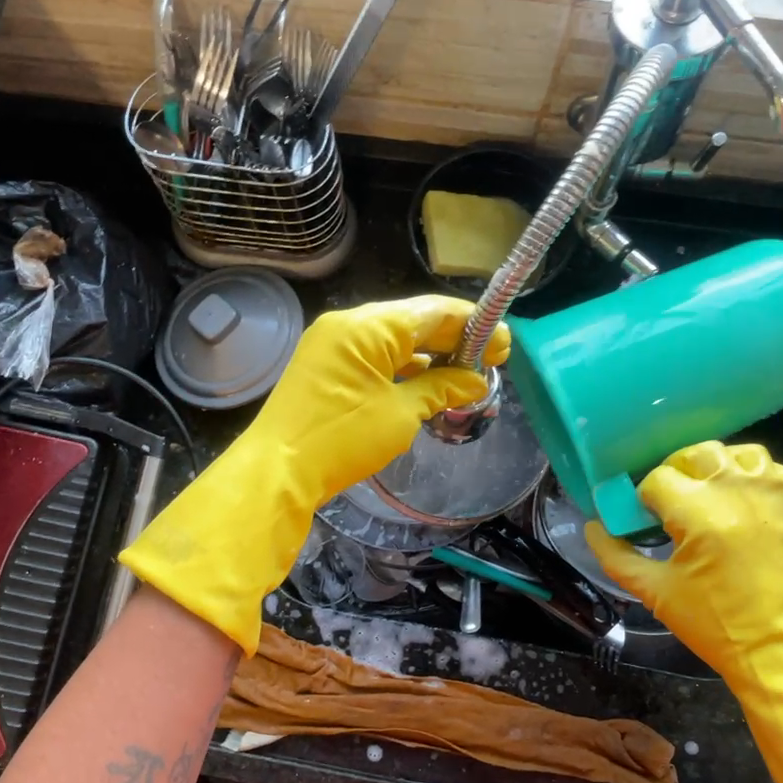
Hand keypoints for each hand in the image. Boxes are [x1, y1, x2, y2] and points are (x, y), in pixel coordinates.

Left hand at [250, 296, 511, 499]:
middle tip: (493, 361)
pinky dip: (401, 367)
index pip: (433, 311)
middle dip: (454, 340)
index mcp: (366, 326)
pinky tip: (428, 383)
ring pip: (393, 339)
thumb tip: (474, 380)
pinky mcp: (324, 366)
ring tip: (466, 375)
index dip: (474, 325)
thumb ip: (440, 389)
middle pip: (413, 321)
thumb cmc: (342, 440)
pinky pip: (372, 356)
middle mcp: (347, 325)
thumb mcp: (401, 415)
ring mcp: (331, 344)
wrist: (277, 471)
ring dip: (429, 355)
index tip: (504, 344)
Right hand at [583, 441, 782, 674]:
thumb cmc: (708, 621)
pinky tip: (736, 495)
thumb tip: (592, 529)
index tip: (642, 520)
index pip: (658, 480)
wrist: (770, 646)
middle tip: (667, 503)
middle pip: (695, 454)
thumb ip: (615, 555)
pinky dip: (752, 473)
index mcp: (698, 514)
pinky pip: (771, 468)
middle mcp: (733, 494)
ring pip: (734, 453)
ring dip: (713, 466)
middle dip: (674, 473)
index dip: (643, 498)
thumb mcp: (652, 590)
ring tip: (702, 491)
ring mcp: (765, 498)